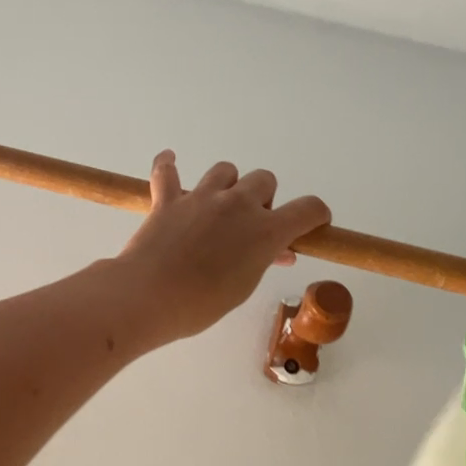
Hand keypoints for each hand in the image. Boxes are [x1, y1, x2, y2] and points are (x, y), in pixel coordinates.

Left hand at [109, 151, 330, 344]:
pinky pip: (167, 172)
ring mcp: (201, 198)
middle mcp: (237, 205)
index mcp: (265, 230)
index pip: (307, 209)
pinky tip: (169, 161)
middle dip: (262, 199)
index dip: (315, 214)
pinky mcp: (167, 200)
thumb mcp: (243, 287)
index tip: (312, 222)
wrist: (150, 296)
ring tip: (216, 206)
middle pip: (264, 180)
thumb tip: (275, 252)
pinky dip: (168, 165)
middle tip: (248, 227)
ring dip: (226, 184)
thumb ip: (261, 261)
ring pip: (225, 170)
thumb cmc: (202, 304)